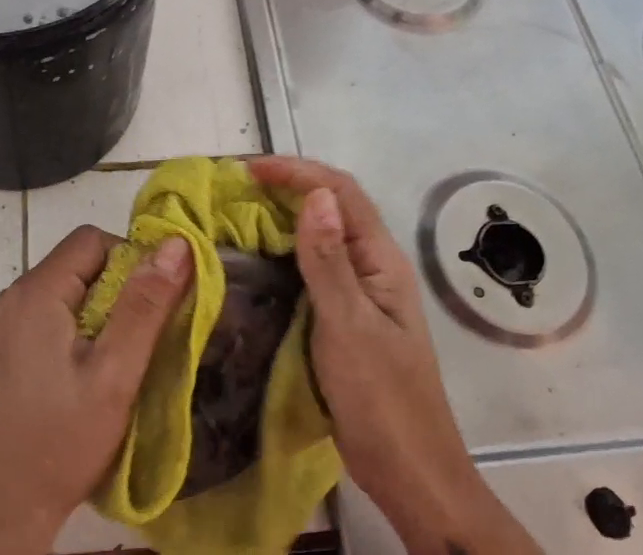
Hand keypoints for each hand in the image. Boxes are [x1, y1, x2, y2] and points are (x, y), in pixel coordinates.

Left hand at [0, 226, 192, 554]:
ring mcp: (1, 324)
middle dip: (116, 290)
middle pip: (77, 262)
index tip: (150, 308)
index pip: (92, 240)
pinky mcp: (0, 349)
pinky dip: (74, 330)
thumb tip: (175, 244)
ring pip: (64, 290)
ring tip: (114, 362)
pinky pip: (46, 315)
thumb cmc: (63, 440)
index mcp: (35, 293)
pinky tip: (84, 375)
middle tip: (135, 343)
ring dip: (98, 312)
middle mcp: (11, 297)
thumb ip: (145, 305)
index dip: (130, 261)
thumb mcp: (116, 374)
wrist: (3, 506)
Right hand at [249, 156, 539, 554]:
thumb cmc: (382, 400)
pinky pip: (312, 270)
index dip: (297, 171)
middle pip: (333, 208)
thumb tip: (315, 194)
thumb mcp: (349, 327)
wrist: (410, 473)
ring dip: (283, 217)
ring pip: (321, 238)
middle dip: (287, 187)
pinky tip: (254, 261)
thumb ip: (329, 261)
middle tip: (233, 187)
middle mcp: (373, 268)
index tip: (247, 170)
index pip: (342, 192)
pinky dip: (283, 253)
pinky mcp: (344, 319)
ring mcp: (360, 294)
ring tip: (235, 213)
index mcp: (382, 261)